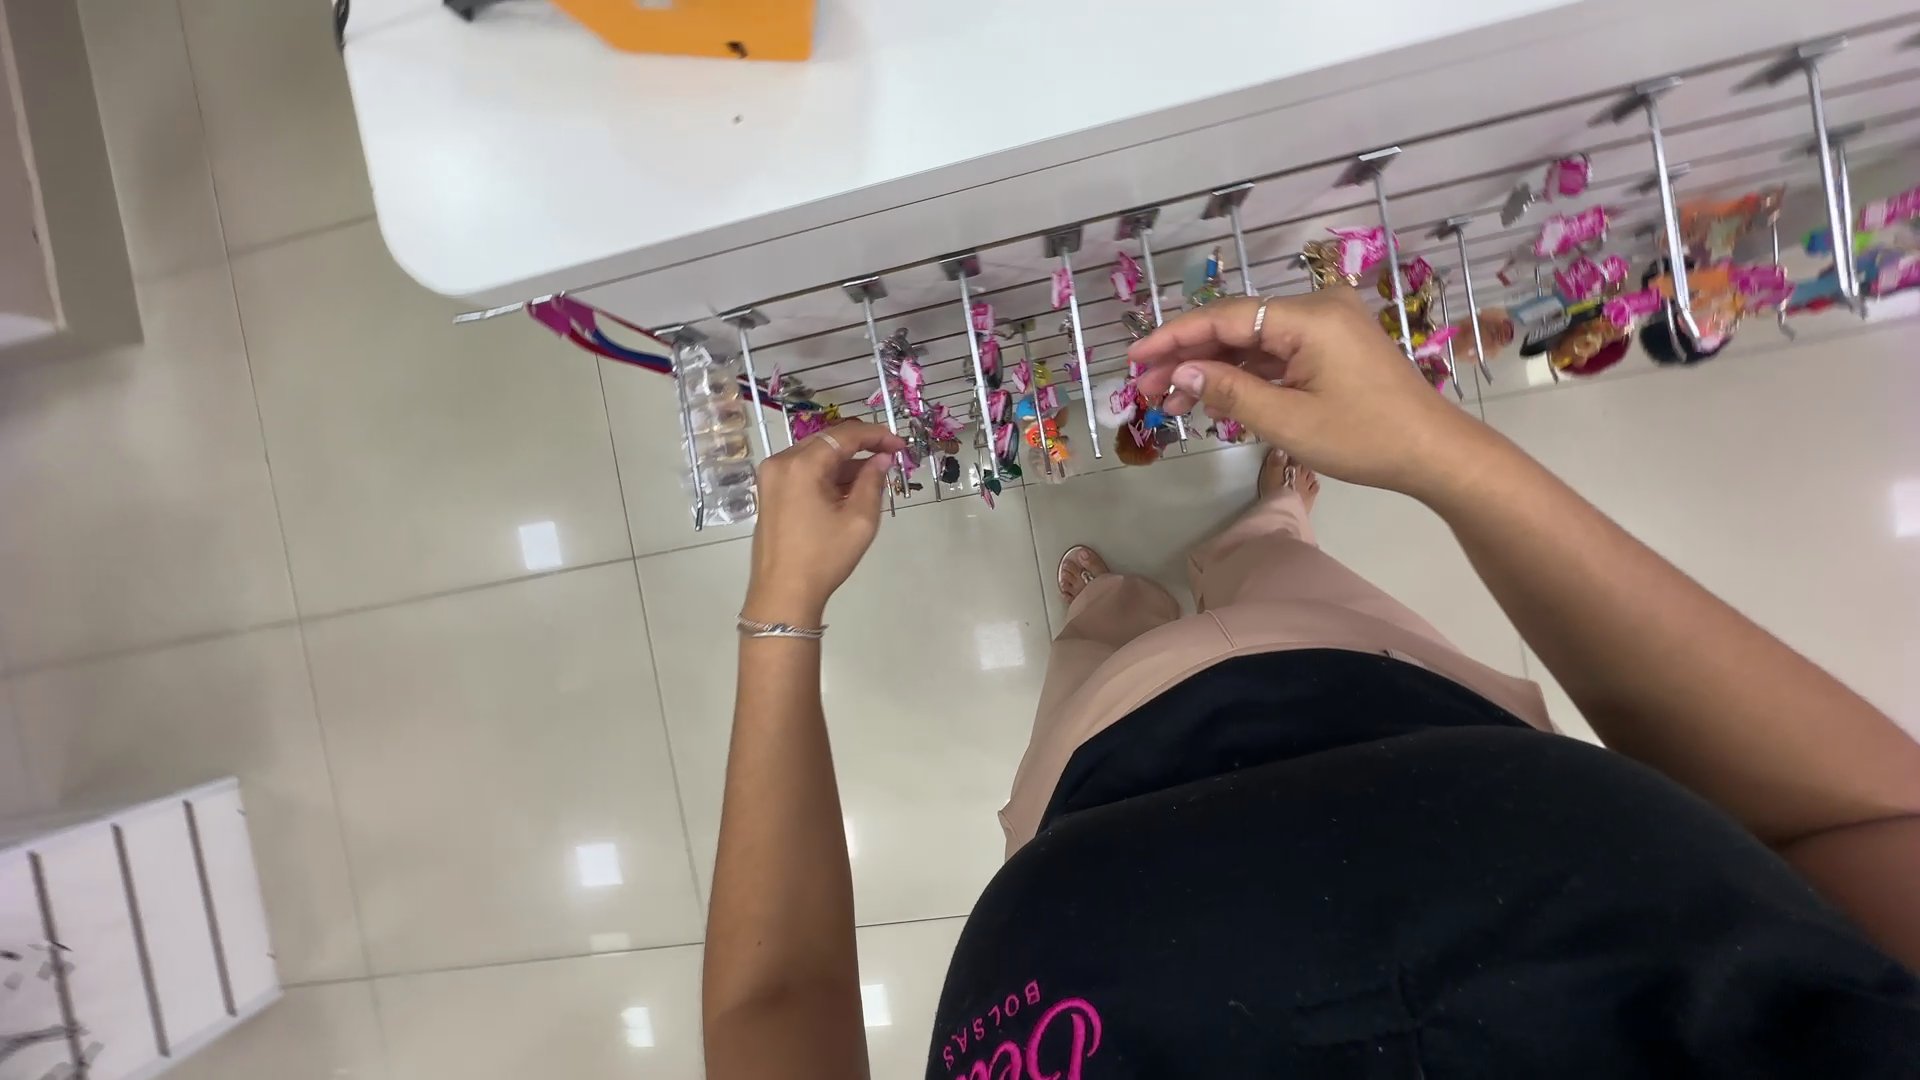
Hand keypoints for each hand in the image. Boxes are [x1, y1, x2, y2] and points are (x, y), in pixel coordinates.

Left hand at [742, 420, 906, 626]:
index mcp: (801, 465)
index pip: (844, 435)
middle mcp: (781, 462)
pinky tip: (850, 489)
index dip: (876, 435)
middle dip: (861, 445)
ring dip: (845, 462)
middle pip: (827, 440)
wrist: (783, 594)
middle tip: (890, 457)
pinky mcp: (770, 492)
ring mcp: (771, 477)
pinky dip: (828, 474)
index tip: (901, 445)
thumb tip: (882, 459)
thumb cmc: (823, 558)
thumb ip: (872, 482)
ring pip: (816, 455)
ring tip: (874, 477)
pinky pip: (804, 471)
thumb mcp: (859, 520)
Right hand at [1129, 287, 1486, 497]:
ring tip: (1171, 401)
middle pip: (1235, 326)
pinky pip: (1273, 353)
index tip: (1136, 358)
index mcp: (1309, 318)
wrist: (1432, 452)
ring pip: (1250, 341)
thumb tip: (1180, 373)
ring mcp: (1324, 325)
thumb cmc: (1362, 438)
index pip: (1225, 318)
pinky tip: (1210, 395)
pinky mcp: (1329, 345)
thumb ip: (1229, 390)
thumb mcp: (1286, 420)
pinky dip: (1241, 374)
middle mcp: (1316, 308)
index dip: (1174, 337)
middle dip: (1187, 357)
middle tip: (1147, 389)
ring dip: (1211, 368)